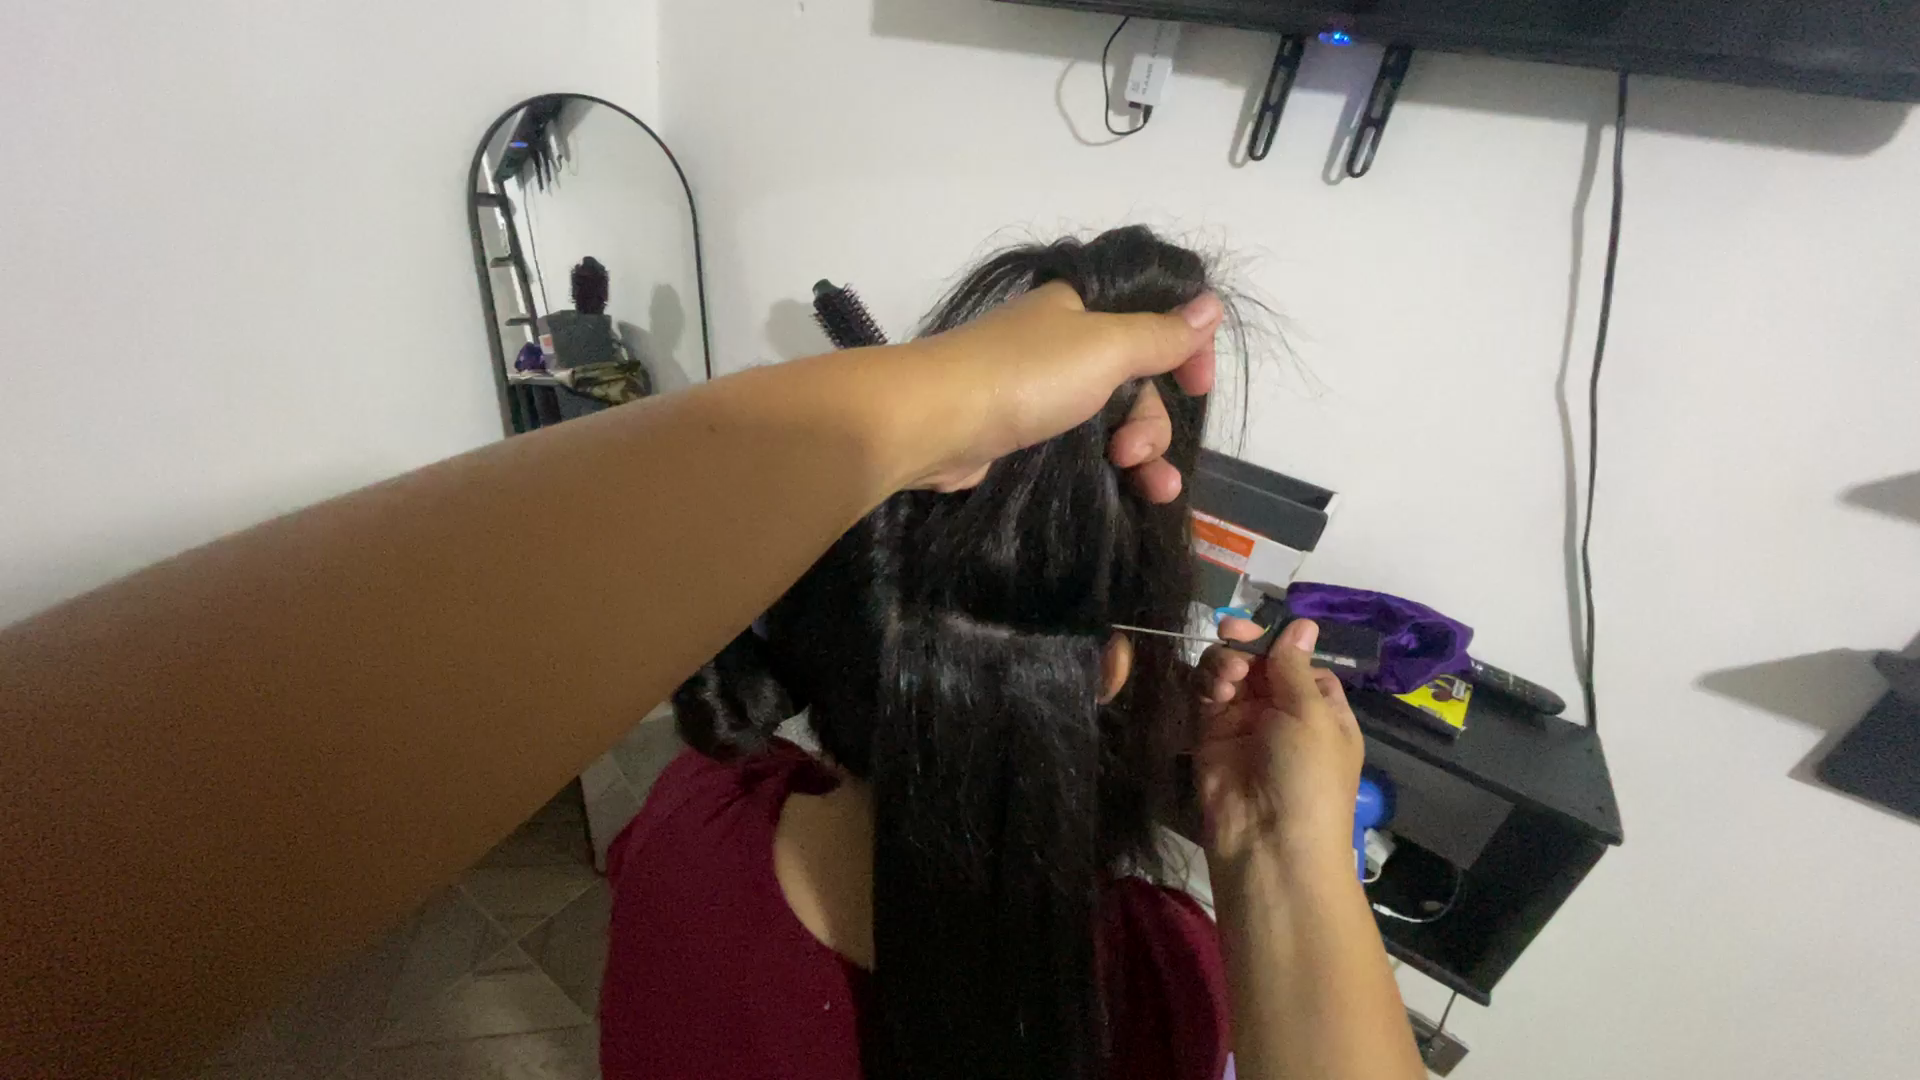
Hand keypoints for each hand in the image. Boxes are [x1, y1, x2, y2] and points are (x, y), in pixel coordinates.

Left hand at [902, 280, 1222, 500]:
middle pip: (1135, 381)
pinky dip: (1110, 468)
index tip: (1199, 386)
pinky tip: (1134, 491)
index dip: (1184, 351)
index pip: (1151, 321)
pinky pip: (1083, 446)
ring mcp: (1041, 393)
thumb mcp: (1106, 347)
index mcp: (1082, 311)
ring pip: (1112, 420)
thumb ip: (1162, 334)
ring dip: (1144, 453)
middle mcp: (1063, 346)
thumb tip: (1211, 306)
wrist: (935, 423)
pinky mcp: (1024, 434)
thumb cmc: (1025, 375)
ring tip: (1154, 487)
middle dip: (1152, 421)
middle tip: (1135, 452)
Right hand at [1193, 618, 1365, 871]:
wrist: (1268, 842)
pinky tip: (1215, 688)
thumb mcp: (1313, 717)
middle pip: (1256, 661)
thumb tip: (1303, 621)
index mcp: (1319, 708)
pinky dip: (1206, 683)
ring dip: (1224, 663)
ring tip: (1228, 675)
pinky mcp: (1209, 732)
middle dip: (1243, 644)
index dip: (1276, 642)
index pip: (1295, 660)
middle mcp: (1280, 711)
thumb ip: (1294, 666)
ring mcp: (1242, 721)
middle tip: (1231, 634)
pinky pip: (1203, 694)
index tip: (1257, 629)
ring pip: (1226, 672)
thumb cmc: (1308, 776)